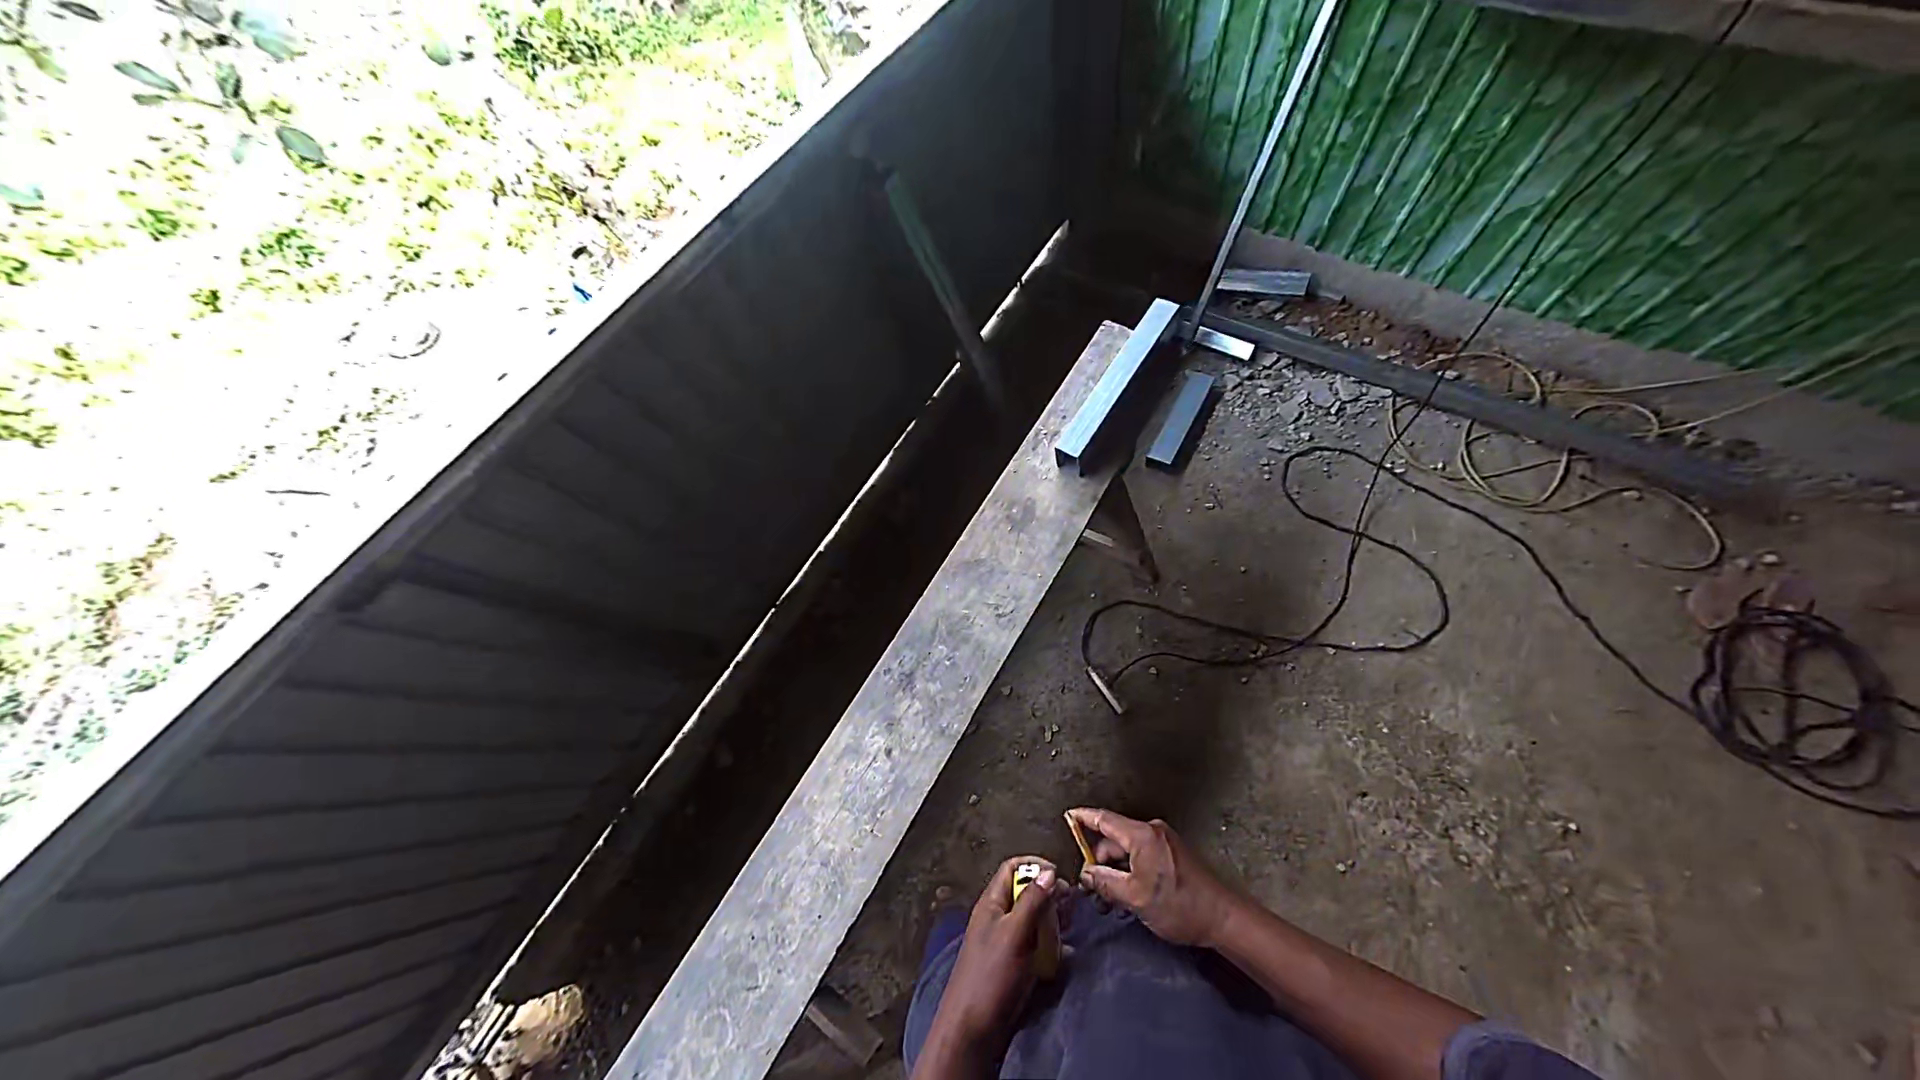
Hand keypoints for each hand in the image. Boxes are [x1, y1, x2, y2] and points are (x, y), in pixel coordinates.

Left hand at [931, 856, 1066, 1042]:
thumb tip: (1049, 872)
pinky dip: (1049, 944)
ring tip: (1067, 928)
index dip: (1035, 866)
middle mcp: (998, 916)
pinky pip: (1035, 944)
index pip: (1013, 868)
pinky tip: (1062, 953)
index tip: (1059, 877)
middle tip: (1068, 906)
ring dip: (1051, 921)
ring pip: (1033, 918)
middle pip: (1026, 892)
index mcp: (992, 902)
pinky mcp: (1014, 962)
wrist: (973, 1028)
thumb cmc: (991, 976)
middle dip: (1048, 895)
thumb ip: (1032, 901)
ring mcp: (1006, 940)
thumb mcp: (1014, 933)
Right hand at [1066, 808, 1239, 947]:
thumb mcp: (1134, 897)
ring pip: (1127, 849)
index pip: (1104, 819)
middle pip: (1114, 837)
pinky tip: (1126, 892)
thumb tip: (1086, 875)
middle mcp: (1152, 831)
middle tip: (1090, 885)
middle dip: (1098, 858)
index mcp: (1141, 835)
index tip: (1067, 816)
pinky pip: (1140, 855)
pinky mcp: (1171, 854)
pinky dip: (1129, 869)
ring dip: (1114, 868)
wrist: (1222, 918)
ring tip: (1109, 896)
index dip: (1083, 817)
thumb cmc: (1179, 905)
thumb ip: (1105, 882)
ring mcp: (1163, 842)